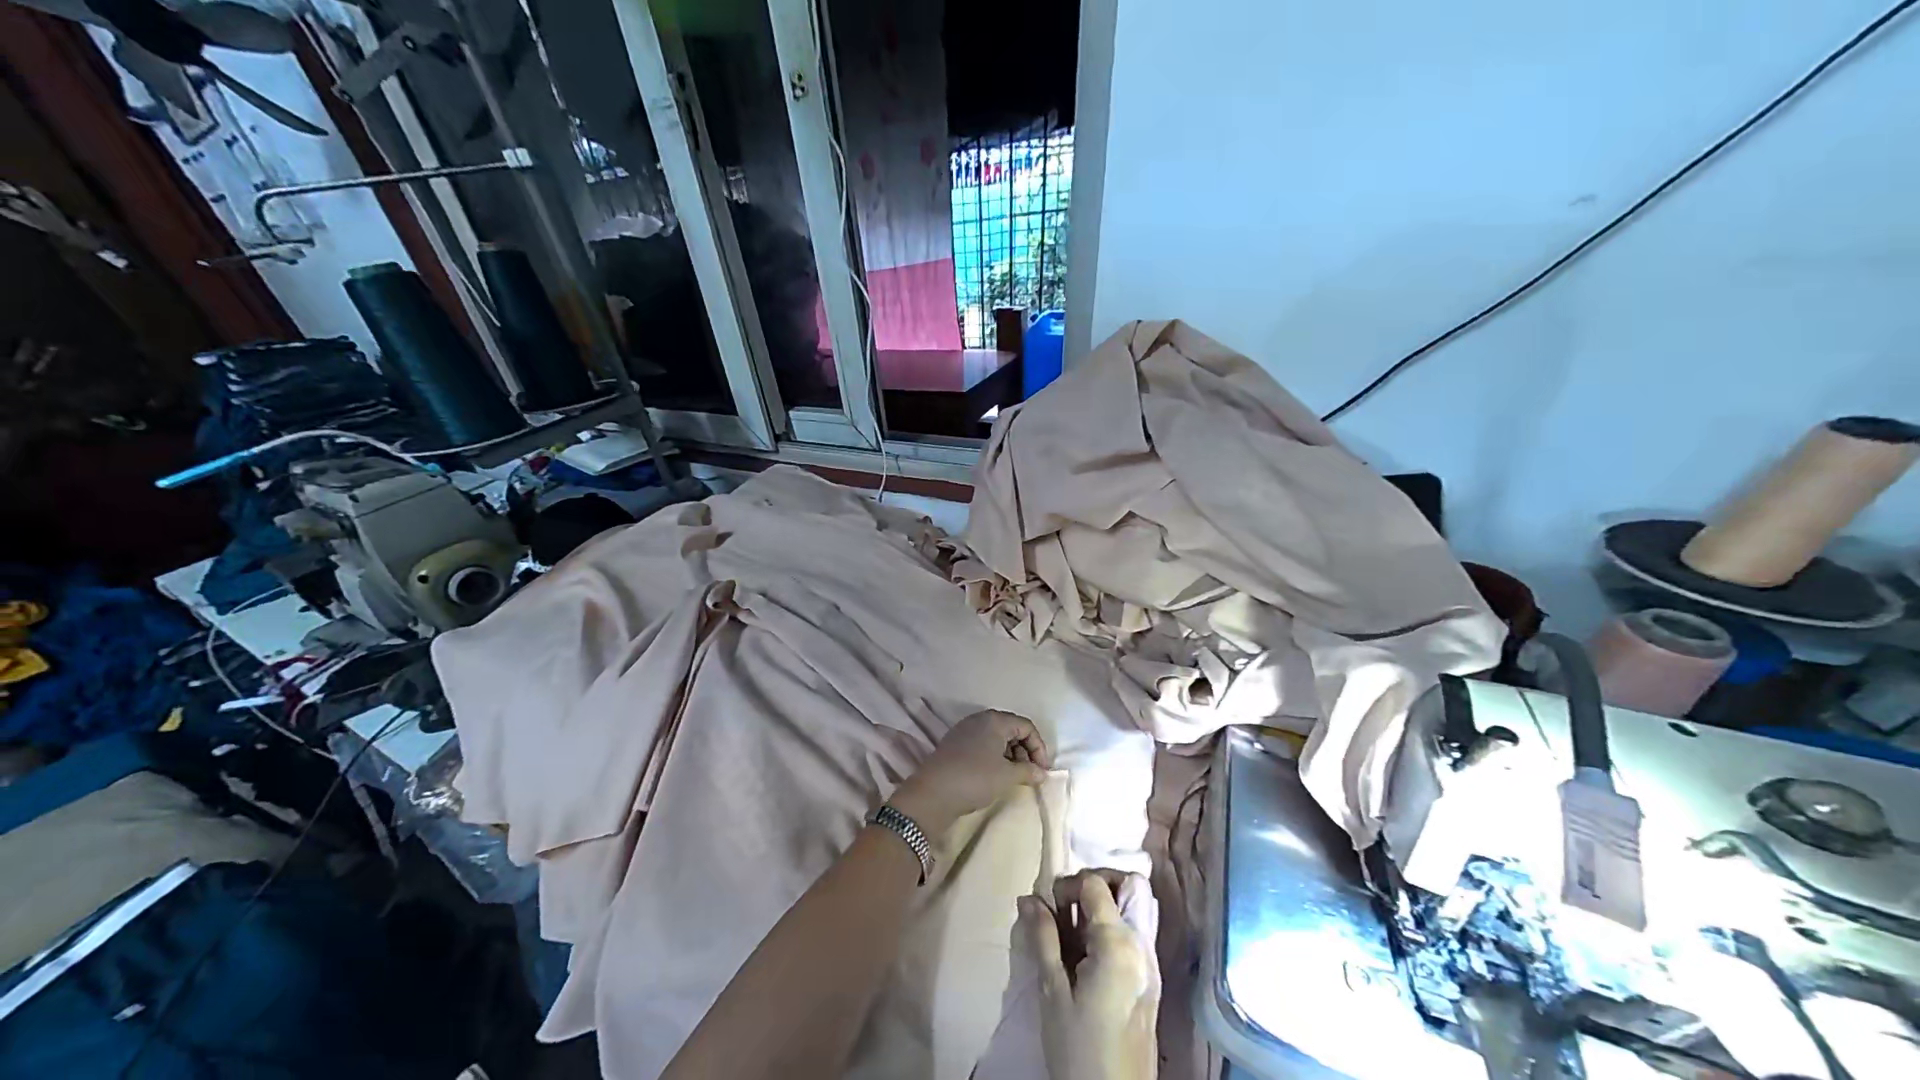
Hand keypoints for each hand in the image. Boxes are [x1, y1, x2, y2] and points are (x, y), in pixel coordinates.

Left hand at [889, 710, 1049, 837]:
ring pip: (996, 738)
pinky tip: (994, 776)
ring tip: (1013, 777)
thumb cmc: (975, 778)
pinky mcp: (955, 745)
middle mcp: (979, 720)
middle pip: (1012, 730)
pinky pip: (982, 745)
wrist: (932, 794)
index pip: (1026, 727)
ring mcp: (964, 731)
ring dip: (1010, 756)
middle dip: (1025, 751)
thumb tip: (1042, 773)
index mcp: (994, 720)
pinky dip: (994, 757)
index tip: (1042, 771)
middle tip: (1029, 774)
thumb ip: (1028, 771)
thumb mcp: (1007, 776)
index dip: (1039, 748)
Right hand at [1021, 871, 1159, 1079]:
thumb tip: (1028, 898)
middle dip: (1098, 882)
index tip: (1049, 909)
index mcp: (1119, 943)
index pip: (1096, 884)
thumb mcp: (1052, 992)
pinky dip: (1116, 924)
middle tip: (1068, 906)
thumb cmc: (1078, 1049)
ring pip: (1138, 905)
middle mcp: (1143, 944)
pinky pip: (1138, 930)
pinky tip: (1089, 950)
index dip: (1068, 886)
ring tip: (1076, 928)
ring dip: (1108, 902)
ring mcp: (1152, 961)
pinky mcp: (1152, 979)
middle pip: (1131, 884)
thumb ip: (1043, 938)